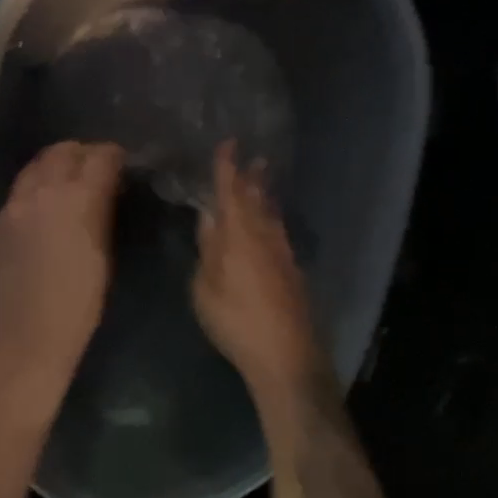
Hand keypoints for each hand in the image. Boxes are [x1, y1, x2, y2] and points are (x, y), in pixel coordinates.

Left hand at [0, 141, 125, 401]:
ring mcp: (12, 207)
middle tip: (96, 169)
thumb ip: (102, 214)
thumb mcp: (103, 258)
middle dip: (82, 154)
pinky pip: (18, 193)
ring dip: (55, 167)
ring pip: (34, 168)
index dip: (115, 156)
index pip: (99, 157)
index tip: (123, 164)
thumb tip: (107, 190)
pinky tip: (44, 210)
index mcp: (76, 199)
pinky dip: (35, 190)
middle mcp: (40, 192)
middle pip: (62, 152)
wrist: (25, 341)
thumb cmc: (78, 307)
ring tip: (69, 184)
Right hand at [192, 140, 323, 395]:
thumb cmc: (235, 320)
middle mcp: (264, 237)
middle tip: (253, 158)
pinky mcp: (292, 272)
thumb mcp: (205, 287)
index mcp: (239, 236)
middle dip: (252, 179)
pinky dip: (271, 221)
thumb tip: (208, 217)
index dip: (227, 168)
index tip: (228, 144)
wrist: (285, 353)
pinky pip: (278, 234)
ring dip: (265, 198)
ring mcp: (282, 254)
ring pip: (271, 216)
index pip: (231, 193)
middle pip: (257, 201)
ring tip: (262, 183)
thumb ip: (207, 249)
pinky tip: (270, 225)